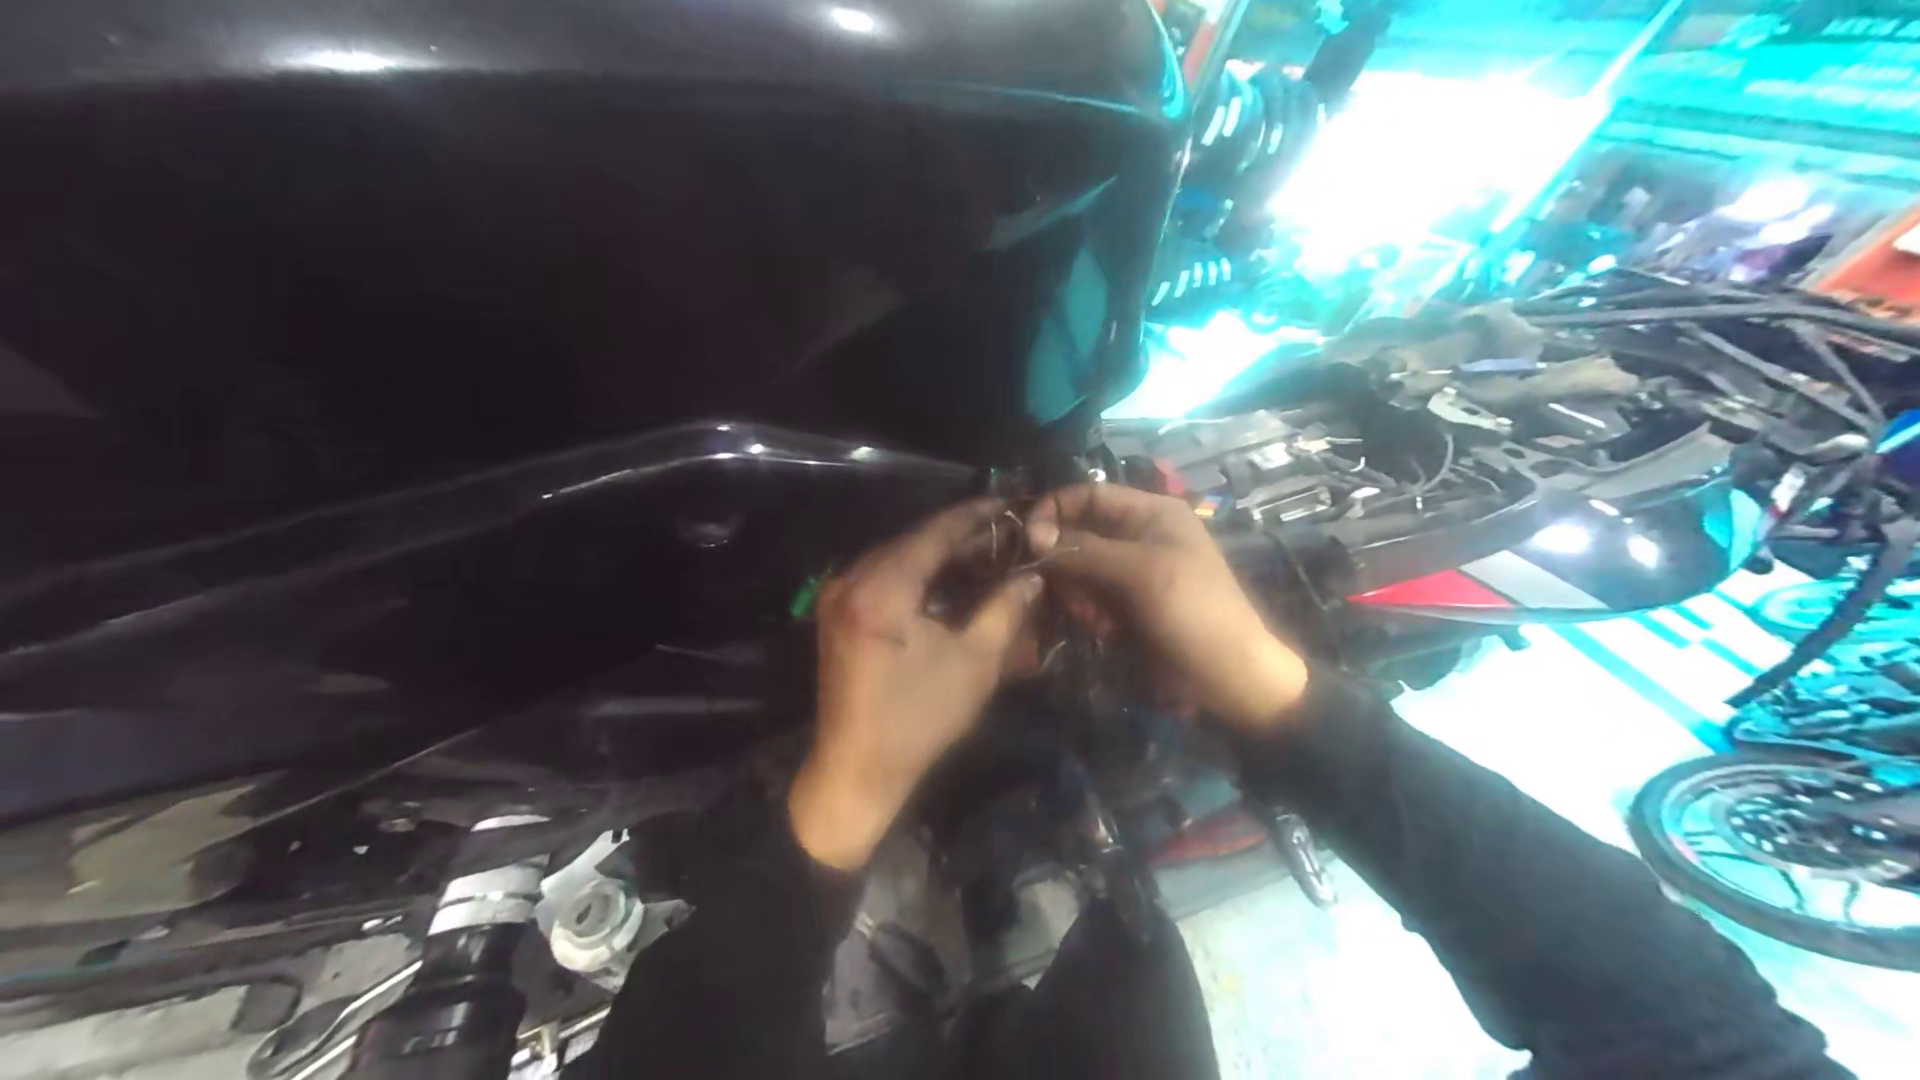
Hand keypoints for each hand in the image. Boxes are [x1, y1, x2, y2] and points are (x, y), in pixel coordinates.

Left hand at [789, 499, 1043, 869]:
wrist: (856, 770)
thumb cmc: (919, 719)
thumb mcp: (974, 662)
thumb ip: (1005, 609)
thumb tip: (1033, 576)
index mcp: (881, 588)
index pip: (934, 533)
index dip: (974, 516)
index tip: (1009, 504)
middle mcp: (851, 580)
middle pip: (912, 541)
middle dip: (959, 536)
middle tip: (1003, 534)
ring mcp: (838, 596)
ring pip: (896, 556)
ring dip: (937, 554)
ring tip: (982, 553)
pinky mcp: (837, 613)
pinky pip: (881, 576)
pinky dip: (915, 573)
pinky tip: (946, 580)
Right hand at [1026, 483, 1307, 731]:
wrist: (1228, 677)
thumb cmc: (1192, 612)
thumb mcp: (1140, 572)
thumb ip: (1084, 549)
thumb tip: (1032, 536)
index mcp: (1150, 512)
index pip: (1088, 494)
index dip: (1053, 511)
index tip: (1027, 540)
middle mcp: (1137, 534)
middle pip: (1076, 533)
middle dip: (1068, 564)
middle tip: (1078, 596)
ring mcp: (1129, 570)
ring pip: (1076, 569)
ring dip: (1078, 594)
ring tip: (1098, 620)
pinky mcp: (1123, 602)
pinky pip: (1087, 596)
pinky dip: (1089, 612)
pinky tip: (1106, 630)